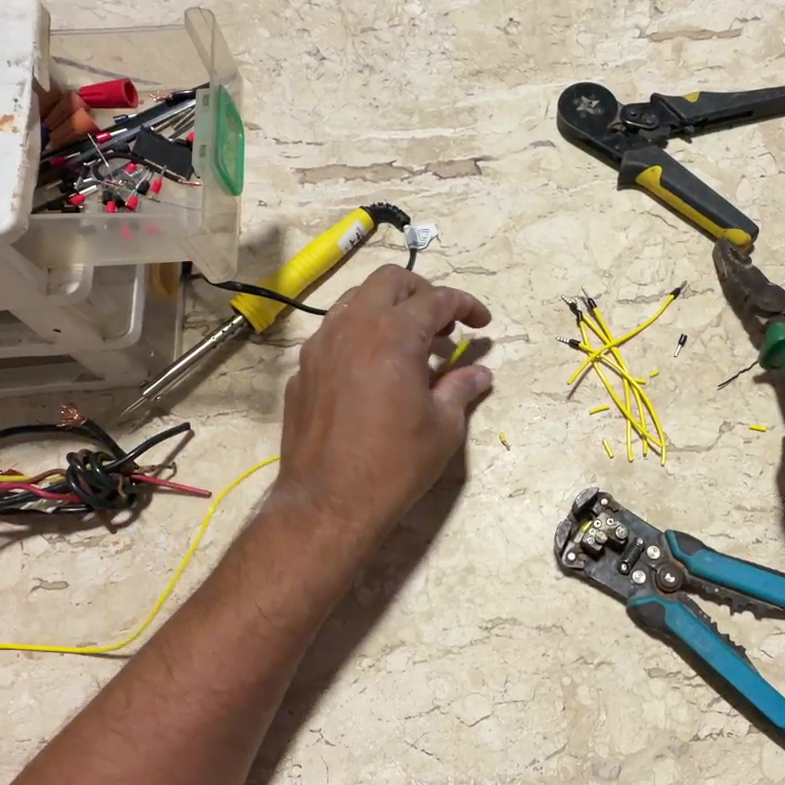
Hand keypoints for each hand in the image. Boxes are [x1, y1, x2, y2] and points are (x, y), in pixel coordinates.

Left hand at [273, 265, 491, 545]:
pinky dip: (361, 339)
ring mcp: (320, 347)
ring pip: (355, 302)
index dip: (466, 305)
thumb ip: (460, 389)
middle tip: (443, 325)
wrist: (328, 503)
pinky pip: (334, 336)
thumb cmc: (395, 465)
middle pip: (389, 281)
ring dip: (387, 311)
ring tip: (409, 346)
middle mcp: (352, 328)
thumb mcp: (443, 428)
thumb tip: (479, 373)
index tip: (482, 323)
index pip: (436, 299)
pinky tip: (374, 374)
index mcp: (393, 335)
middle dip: (422, 293)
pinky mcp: (302, 372)